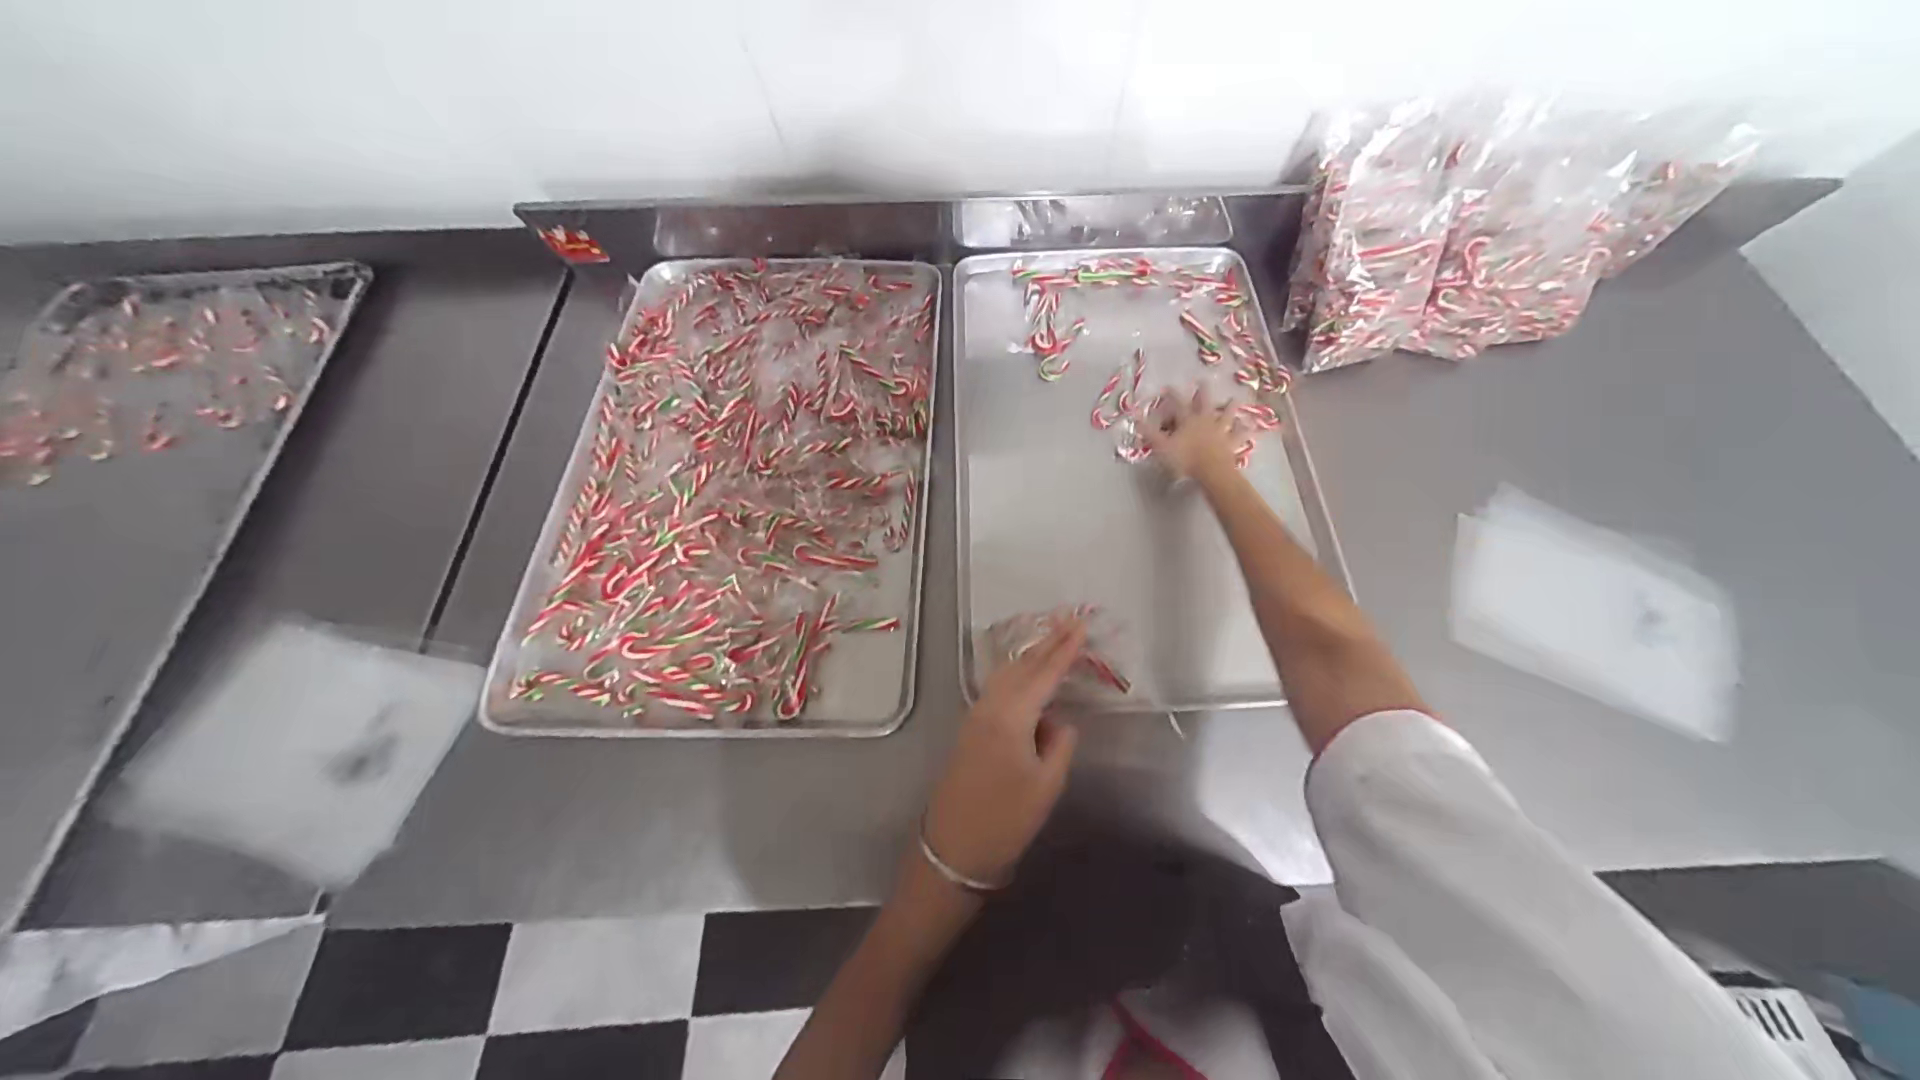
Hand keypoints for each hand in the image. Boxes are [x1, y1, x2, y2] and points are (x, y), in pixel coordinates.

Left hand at [922, 621, 1086, 885]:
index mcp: (1011, 716)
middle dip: (1047, 643)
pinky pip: (998, 688)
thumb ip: (1059, 744)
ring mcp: (975, 716)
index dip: (1065, 650)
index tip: (1081, 625)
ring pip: (1006, 674)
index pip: (1043, 674)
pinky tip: (1027, 675)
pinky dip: (1017, 674)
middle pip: (1022, 666)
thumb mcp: (1046, 784)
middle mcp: (990, 707)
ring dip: (1031, 656)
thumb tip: (1059, 720)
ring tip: (1053, 639)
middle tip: (1070, 620)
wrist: (954, 847)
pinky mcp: (971, 728)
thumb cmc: (1006, 819)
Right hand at [1143, 389, 1237, 482]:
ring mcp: (1221, 430)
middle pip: (1205, 402)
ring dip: (1230, 406)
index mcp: (1187, 420)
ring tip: (1234, 399)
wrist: (1211, 470)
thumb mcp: (1161, 446)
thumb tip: (1134, 416)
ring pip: (1227, 414)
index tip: (1168, 386)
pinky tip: (1250, 425)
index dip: (1172, 394)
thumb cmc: (1184, 458)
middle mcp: (1205, 420)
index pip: (1177, 403)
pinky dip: (1245, 429)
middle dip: (1203, 391)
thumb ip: (1148, 431)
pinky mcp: (1232, 442)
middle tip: (1204, 380)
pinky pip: (1240, 434)